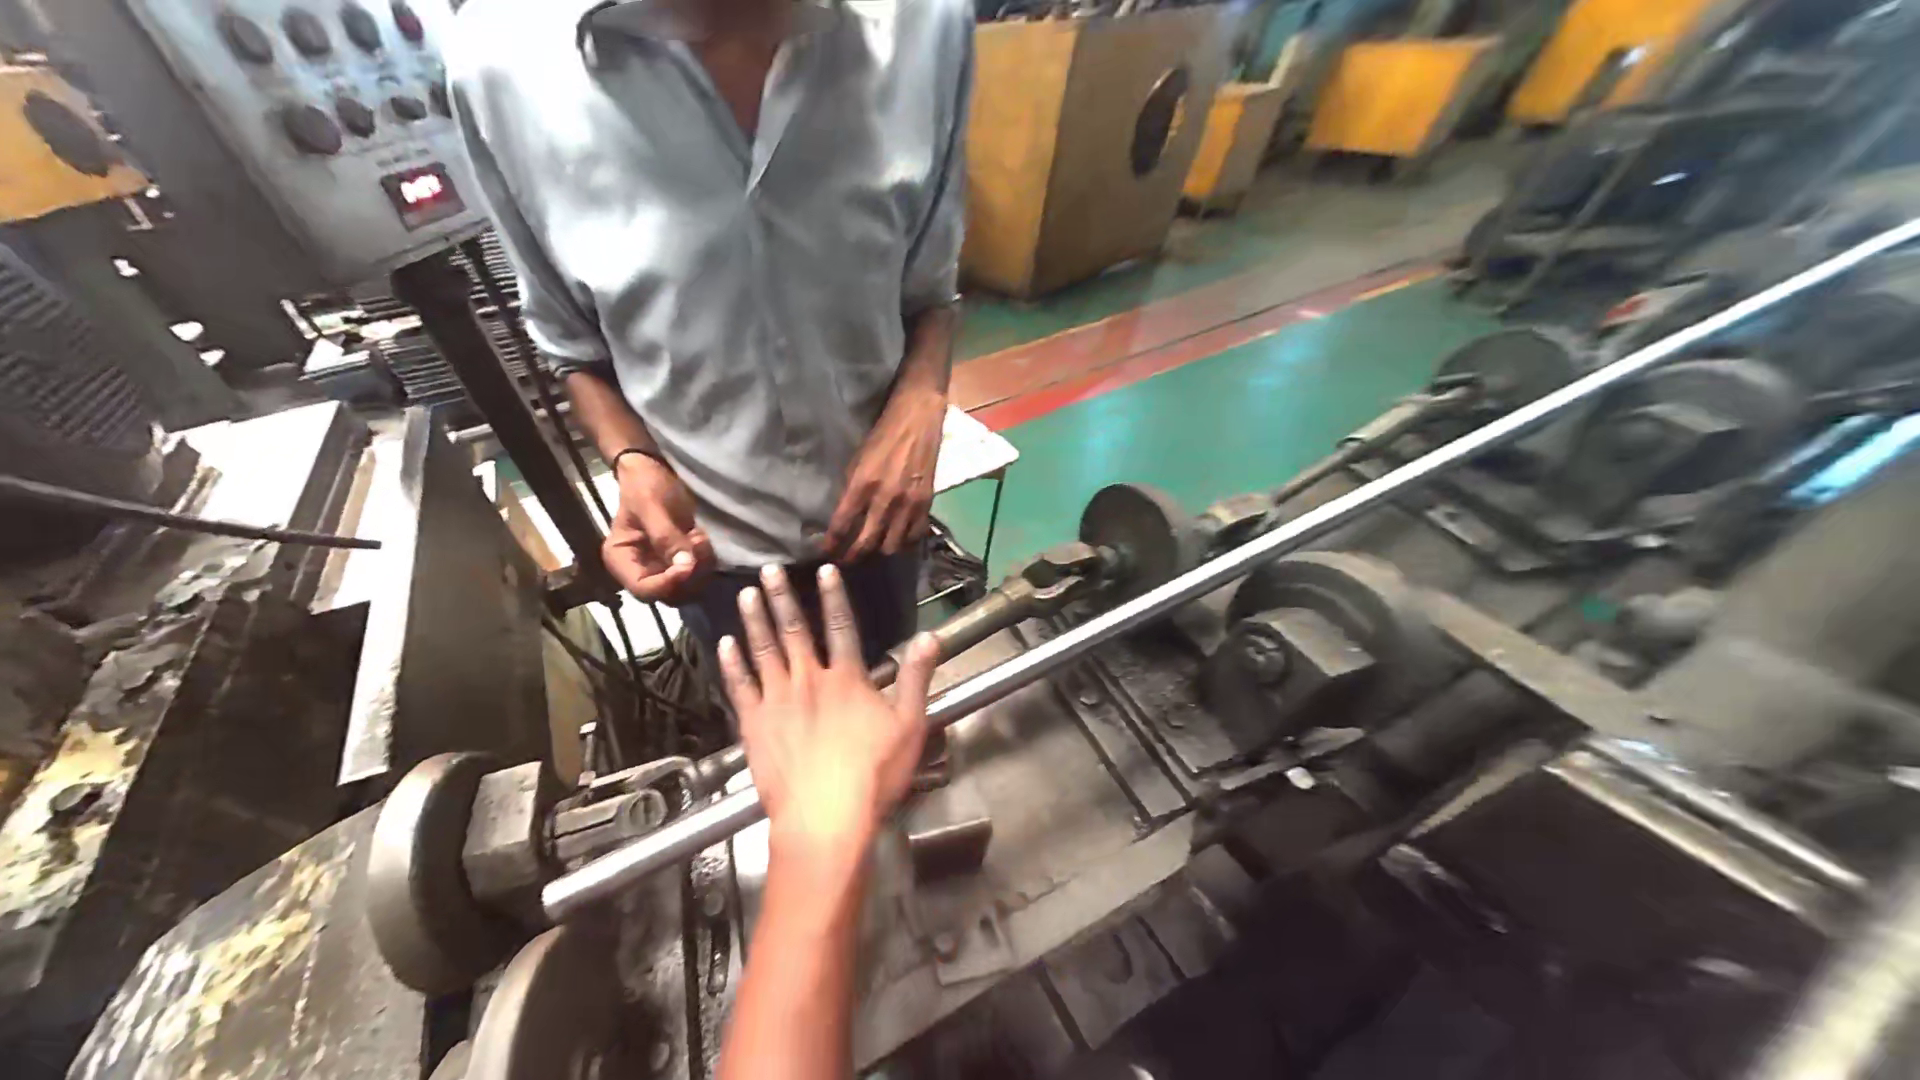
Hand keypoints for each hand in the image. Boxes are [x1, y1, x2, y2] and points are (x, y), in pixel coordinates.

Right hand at [603, 454, 714, 601]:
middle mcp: (641, 570)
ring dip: (701, 566)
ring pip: (689, 587)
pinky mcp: (681, 562)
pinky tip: (701, 536)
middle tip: (697, 542)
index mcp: (621, 560)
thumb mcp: (651, 505)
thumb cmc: (645, 486)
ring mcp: (662, 568)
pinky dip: (706, 560)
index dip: (668, 584)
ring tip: (699, 536)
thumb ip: (665, 536)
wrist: (656, 472)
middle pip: (669, 594)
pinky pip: (700, 574)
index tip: (688, 565)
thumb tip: (685, 565)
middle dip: (689, 574)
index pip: (643, 589)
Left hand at [717, 564, 939, 853]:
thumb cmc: (873, 773)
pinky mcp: (754, 724)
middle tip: (769, 569)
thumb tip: (930, 636)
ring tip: (746, 593)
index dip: (834, 596)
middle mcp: (808, 680)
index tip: (824, 570)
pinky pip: (740, 686)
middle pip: (794, 630)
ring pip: (764, 650)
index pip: (841, 626)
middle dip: (782, 597)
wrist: (825, 817)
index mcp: (846, 678)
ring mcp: (777, 700)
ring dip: (755, 619)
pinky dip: (731, 663)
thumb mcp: (910, 724)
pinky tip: (725, 643)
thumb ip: (917, 676)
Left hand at [825, 390, 943, 561]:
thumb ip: (851, 490)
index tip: (825, 553)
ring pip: (891, 546)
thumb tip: (843, 517)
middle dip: (852, 556)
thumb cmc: (882, 436)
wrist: (917, 419)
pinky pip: (914, 536)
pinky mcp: (926, 504)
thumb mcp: (857, 460)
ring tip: (871, 550)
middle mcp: (885, 499)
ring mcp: (908, 504)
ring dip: (878, 551)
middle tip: (845, 560)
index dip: (831, 544)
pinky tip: (896, 539)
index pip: (841, 525)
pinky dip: (903, 542)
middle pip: (866, 543)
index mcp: (862, 484)